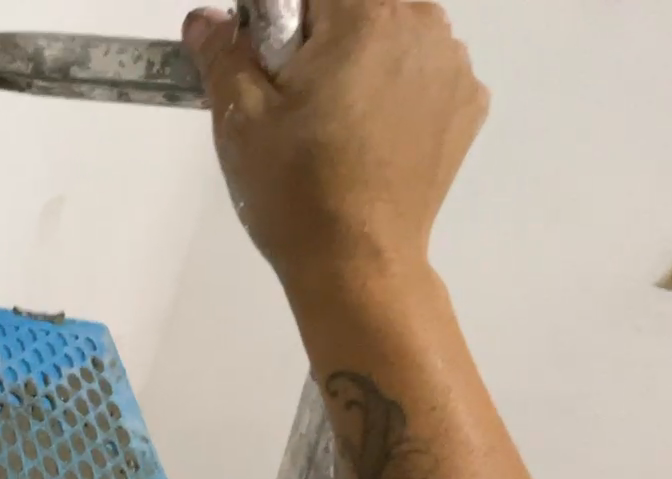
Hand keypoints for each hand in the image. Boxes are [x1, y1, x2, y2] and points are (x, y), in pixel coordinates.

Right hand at [183, 0, 488, 286]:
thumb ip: (224, 56)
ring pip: (395, 35)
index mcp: (365, 18)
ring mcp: (454, 64)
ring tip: (329, 129)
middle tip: (292, 103)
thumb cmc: (292, 190)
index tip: (263, 64)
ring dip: (359, 61)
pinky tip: (364, 142)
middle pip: (358, 6)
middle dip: (319, 39)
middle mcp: (423, 23)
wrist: (355, 261)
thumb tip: (205, 17)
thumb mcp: (241, 123)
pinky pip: (422, 75)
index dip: (279, 21)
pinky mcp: (466, 105)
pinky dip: (392, 93)